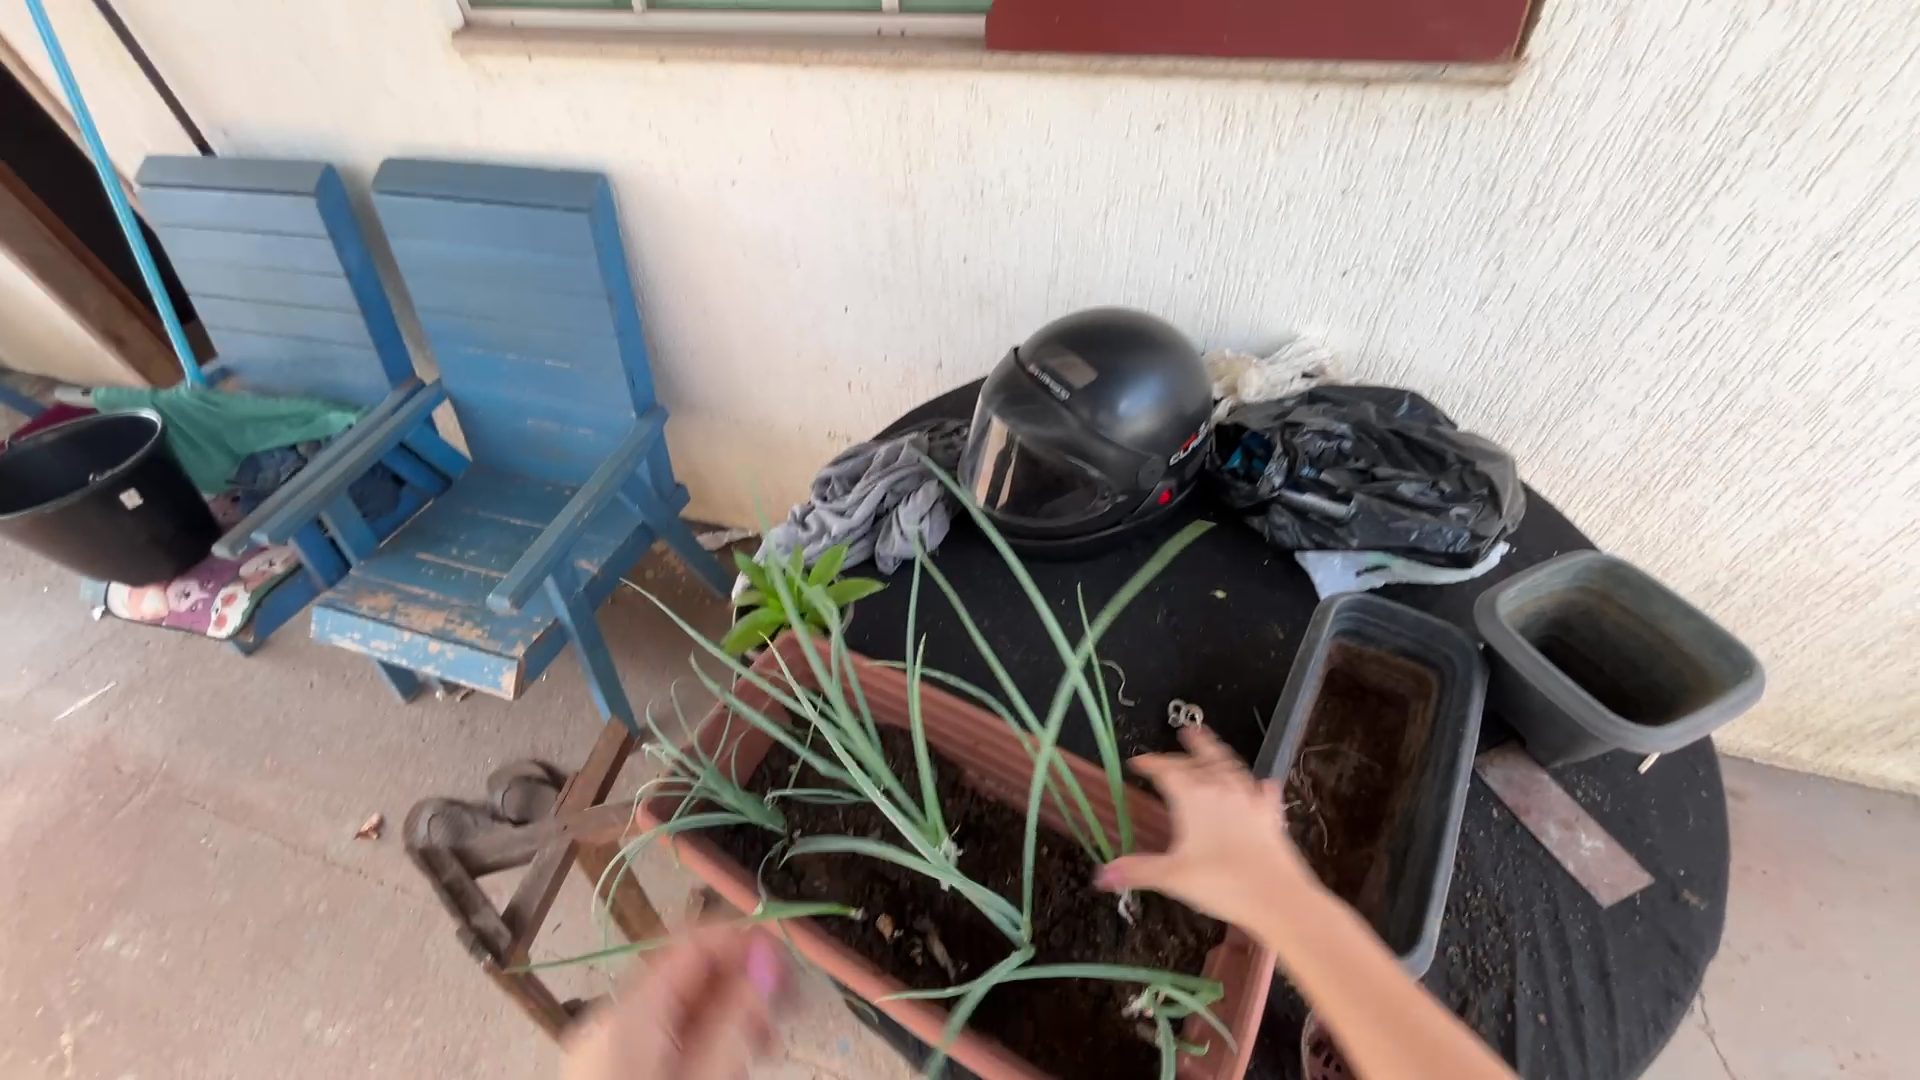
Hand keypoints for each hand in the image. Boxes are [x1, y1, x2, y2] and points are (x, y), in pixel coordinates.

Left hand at [561, 925, 788, 1079]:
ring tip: (765, 1053)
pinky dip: (707, 1047)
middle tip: (788, 1019)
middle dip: (742, 986)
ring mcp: (606, 1058)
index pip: (693, 944)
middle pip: (688, 977)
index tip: (793, 962)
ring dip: (730, 1019)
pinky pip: (669, 1044)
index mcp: (625, 1018)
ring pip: (683, 1012)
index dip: (746, 939)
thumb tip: (767, 957)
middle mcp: (610, 1026)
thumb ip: (735, 1019)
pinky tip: (731, 1071)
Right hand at [1096, 726, 1317, 929]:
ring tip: (1213, 743)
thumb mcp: (1172, 877)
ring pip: (1231, 767)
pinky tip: (1263, 783)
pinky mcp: (1270, 816)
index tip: (1137, 762)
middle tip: (1184, 731)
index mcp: (1192, 797)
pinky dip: (1259, 786)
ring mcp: (1248, 800)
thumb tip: (1101, 875)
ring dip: (1219, 753)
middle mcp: (1220, 789)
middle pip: (1201, 759)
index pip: (1166, 770)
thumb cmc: (1221, 883)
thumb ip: (1137, 871)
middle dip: (1188, 747)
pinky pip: (1263, 793)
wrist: (1279, 899)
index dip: (1150, 763)